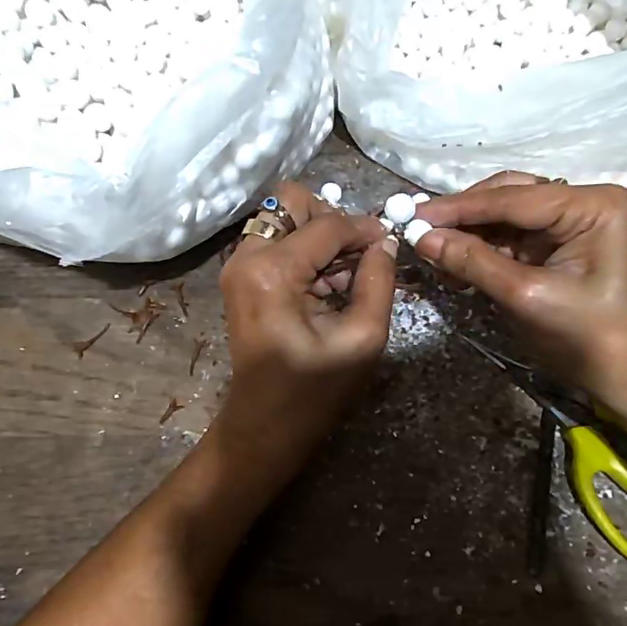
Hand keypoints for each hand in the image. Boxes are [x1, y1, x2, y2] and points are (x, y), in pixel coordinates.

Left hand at [212, 183, 396, 470]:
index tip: (389, 242)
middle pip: (292, 203)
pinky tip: (325, 284)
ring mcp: (237, 266)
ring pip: (282, 219)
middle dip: (331, 221)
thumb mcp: (362, 337)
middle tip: (356, 256)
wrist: (265, 423)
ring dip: (317, 237)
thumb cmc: (315, 389)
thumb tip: (385, 241)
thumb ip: (378, 281)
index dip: (364, 229)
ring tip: (343, 277)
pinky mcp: (240, 277)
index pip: (327, 225)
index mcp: (272, 272)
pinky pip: (275, 241)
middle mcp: (246, 258)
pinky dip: (303, 252)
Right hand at [412, 173, 626, 412]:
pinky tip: (454, 261)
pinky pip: (513, 238)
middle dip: (463, 217)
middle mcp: (585, 202)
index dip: (459, 207)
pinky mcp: (562, 245)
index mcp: (592, 205)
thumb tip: (421, 238)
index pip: (513, 198)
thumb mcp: (526, 297)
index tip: (412, 214)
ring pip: (506, 217)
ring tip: (429, 248)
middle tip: (416, 228)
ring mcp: (574, 223)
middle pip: (508, 198)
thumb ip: (473, 262)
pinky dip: (483, 250)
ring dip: (469, 234)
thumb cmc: (589, 338)